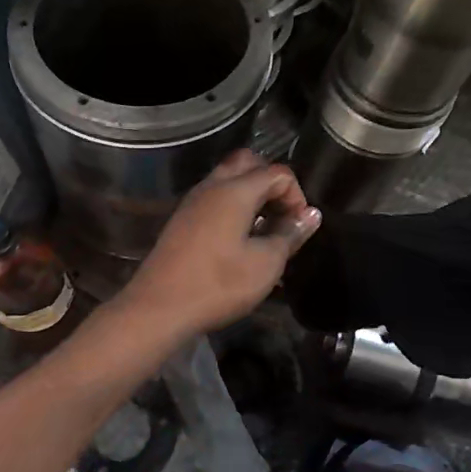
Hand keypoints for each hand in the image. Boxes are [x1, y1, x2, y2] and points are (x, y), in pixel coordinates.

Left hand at [115, 150, 321, 340]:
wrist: (159, 308)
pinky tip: (239, 239)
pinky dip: (233, 206)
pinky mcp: (182, 219)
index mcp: (235, 190)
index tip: (299, 227)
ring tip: (264, 229)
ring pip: (228, 179)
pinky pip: (214, 197)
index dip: (296, 195)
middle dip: (272, 184)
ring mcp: (193, 201)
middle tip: (282, 217)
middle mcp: (212, 186)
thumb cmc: (218, 284)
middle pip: (249, 163)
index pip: (278, 172)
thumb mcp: (265, 264)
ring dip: (252, 194)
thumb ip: (290, 234)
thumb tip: (311, 214)